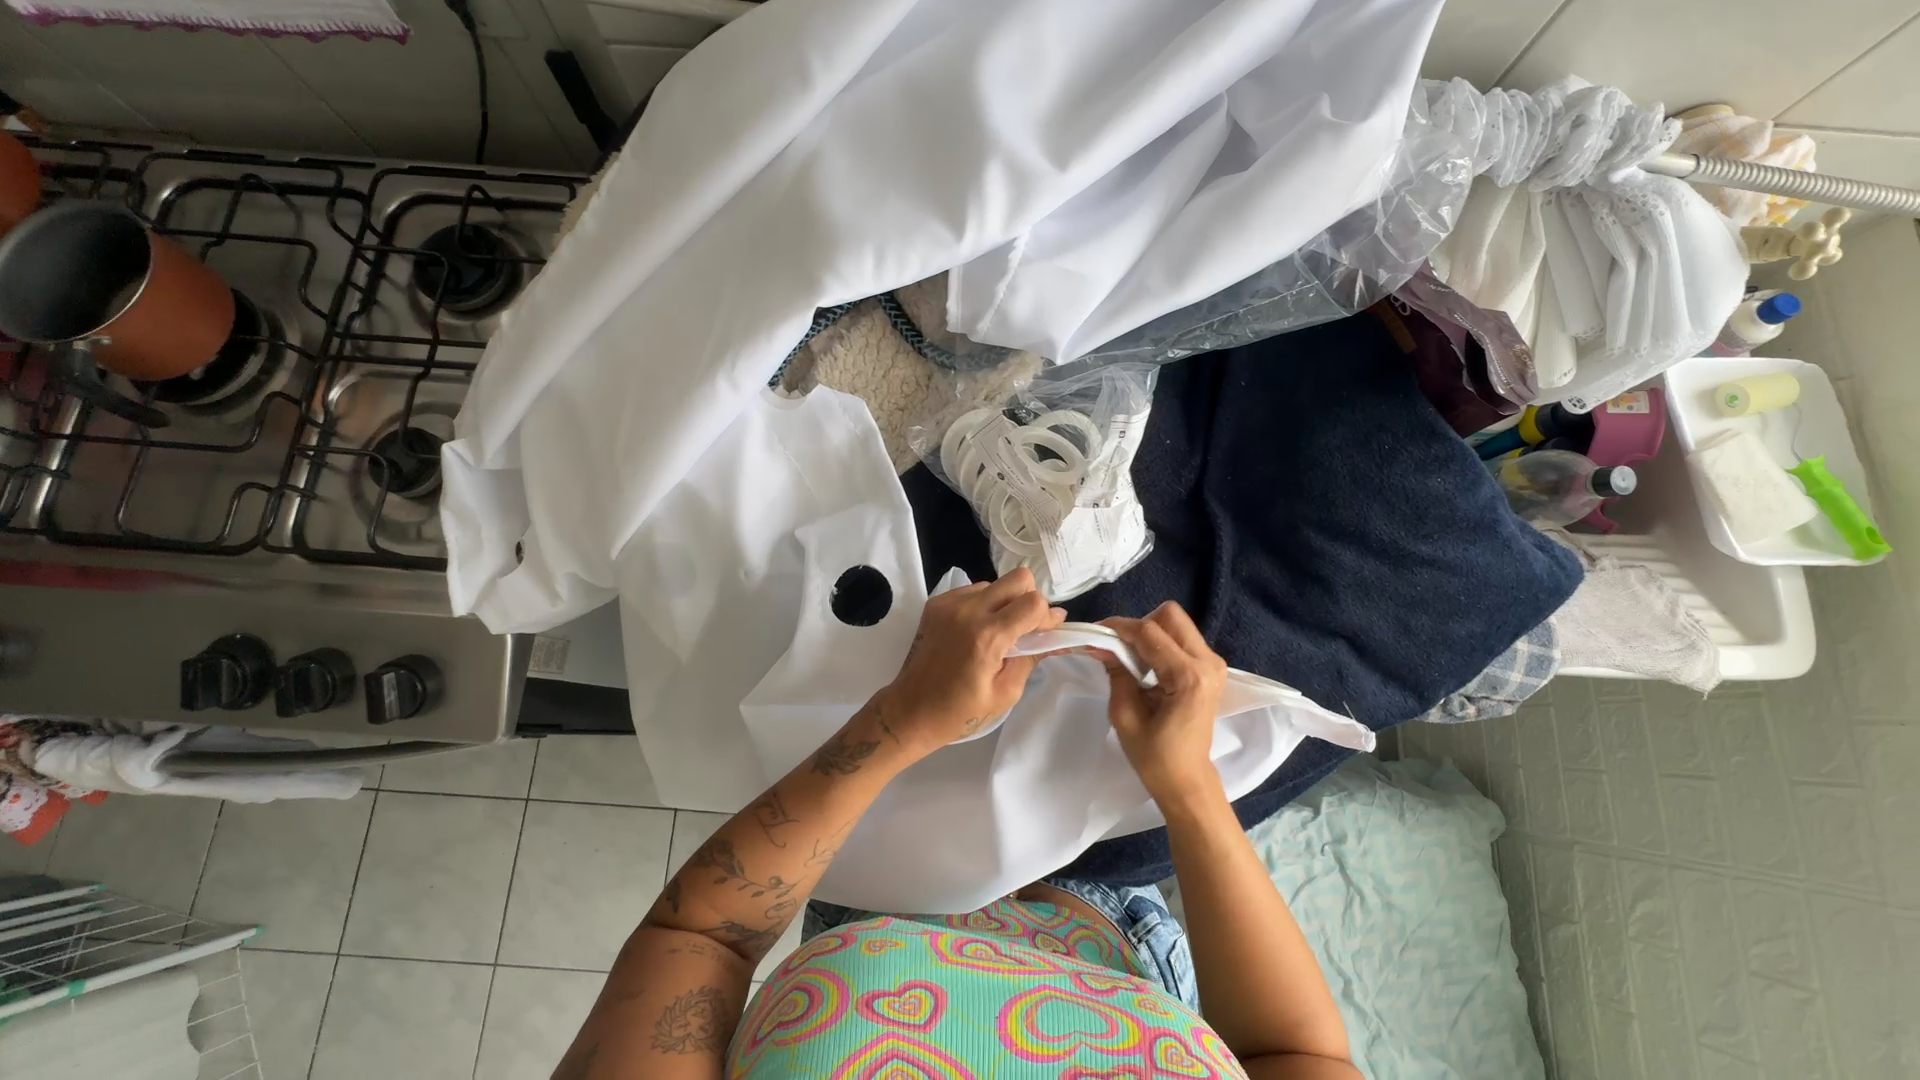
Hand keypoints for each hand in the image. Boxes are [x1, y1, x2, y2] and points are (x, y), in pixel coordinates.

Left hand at [876, 567, 1064, 755]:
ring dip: (1004, 602)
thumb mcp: (1006, 692)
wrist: (910, 710)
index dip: (1046, 617)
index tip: (1046, 633)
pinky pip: (973, 590)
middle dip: (1029, 600)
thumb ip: (1032, 657)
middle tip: (1024, 628)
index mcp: (987, 636)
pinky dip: (982, 605)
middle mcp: (968, 611)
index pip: (1033, 603)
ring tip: (996, 633)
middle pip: (1018, 578)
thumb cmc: (959, 711)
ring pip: (995, 583)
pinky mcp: (936, 603)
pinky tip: (975, 631)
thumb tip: (1053, 631)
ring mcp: (949, 603)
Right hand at [1099, 602, 1227, 803]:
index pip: (1149, 633)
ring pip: (1177, 624)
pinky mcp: (1211, 668)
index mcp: (1188, 677)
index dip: (1118, 628)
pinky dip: (1161, 644)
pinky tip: (1148, 668)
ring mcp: (1214, 664)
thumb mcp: (1125, 715)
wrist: (1186, 780)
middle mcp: (1208, 663)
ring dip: (1150, 634)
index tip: (1095, 632)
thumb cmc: (1154, 756)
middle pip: (1170, 615)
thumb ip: (1116, 672)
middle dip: (1139, 626)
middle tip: (1121, 649)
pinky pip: (1183, 639)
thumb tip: (1101, 643)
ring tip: (1133, 661)